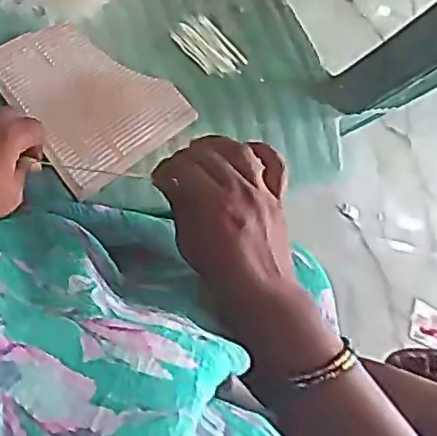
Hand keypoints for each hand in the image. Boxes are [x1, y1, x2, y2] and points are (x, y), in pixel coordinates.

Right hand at [153, 136, 296, 303]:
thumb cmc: (218, 269)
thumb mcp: (187, 238)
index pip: (183, 167)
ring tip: (203, 150)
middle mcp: (238, 189)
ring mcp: (261, 191)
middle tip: (176, 166)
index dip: (166, 168)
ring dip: (217, 145)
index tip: (159, 177)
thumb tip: (170, 183)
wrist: (261, 290)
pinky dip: (261, 152)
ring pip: (238, 150)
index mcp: (213, 201)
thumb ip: (181, 206)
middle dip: (185, 155)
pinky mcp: (277, 197)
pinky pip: (275, 165)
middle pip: (207, 154)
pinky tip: (245, 150)